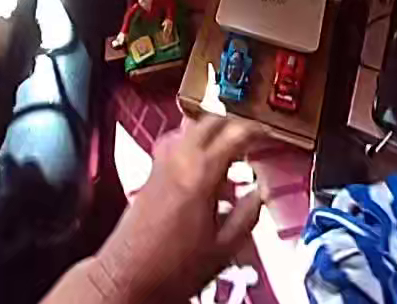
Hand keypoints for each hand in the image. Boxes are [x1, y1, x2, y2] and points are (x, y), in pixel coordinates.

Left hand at [83, 115, 265, 302]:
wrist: (130, 274)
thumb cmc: (172, 268)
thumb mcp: (222, 250)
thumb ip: (246, 217)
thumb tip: (259, 195)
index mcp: (202, 173)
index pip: (235, 134)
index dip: (255, 130)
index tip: (266, 133)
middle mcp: (181, 157)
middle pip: (212, 121)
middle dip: (234, 123)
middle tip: (251, 136)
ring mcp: (163, 159)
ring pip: (193, 125)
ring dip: (214, 129)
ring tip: (230, 147)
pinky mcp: (152, 167)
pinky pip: (178, 138)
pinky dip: (195, 139)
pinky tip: (201, 159)